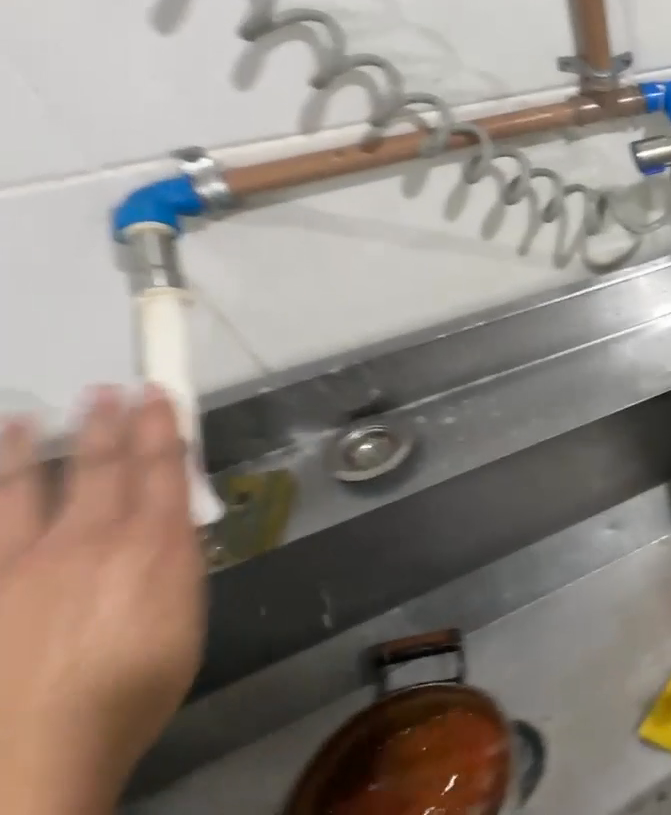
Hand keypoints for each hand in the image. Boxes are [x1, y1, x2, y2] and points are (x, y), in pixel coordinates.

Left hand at [0, 387, 207, 813]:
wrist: (35, 748)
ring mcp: (20, 562)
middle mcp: (88, 539)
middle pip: (99, 467)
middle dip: (104, 424)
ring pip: (21, 489)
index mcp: (154, 546)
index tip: (158, 395)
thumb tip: (167, 536)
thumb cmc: (132, 690)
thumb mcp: (182, 623)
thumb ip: (172, 569)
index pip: (161, 468)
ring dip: (26, 449)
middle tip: (105, 390)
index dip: (161, 427)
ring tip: (25, 418)